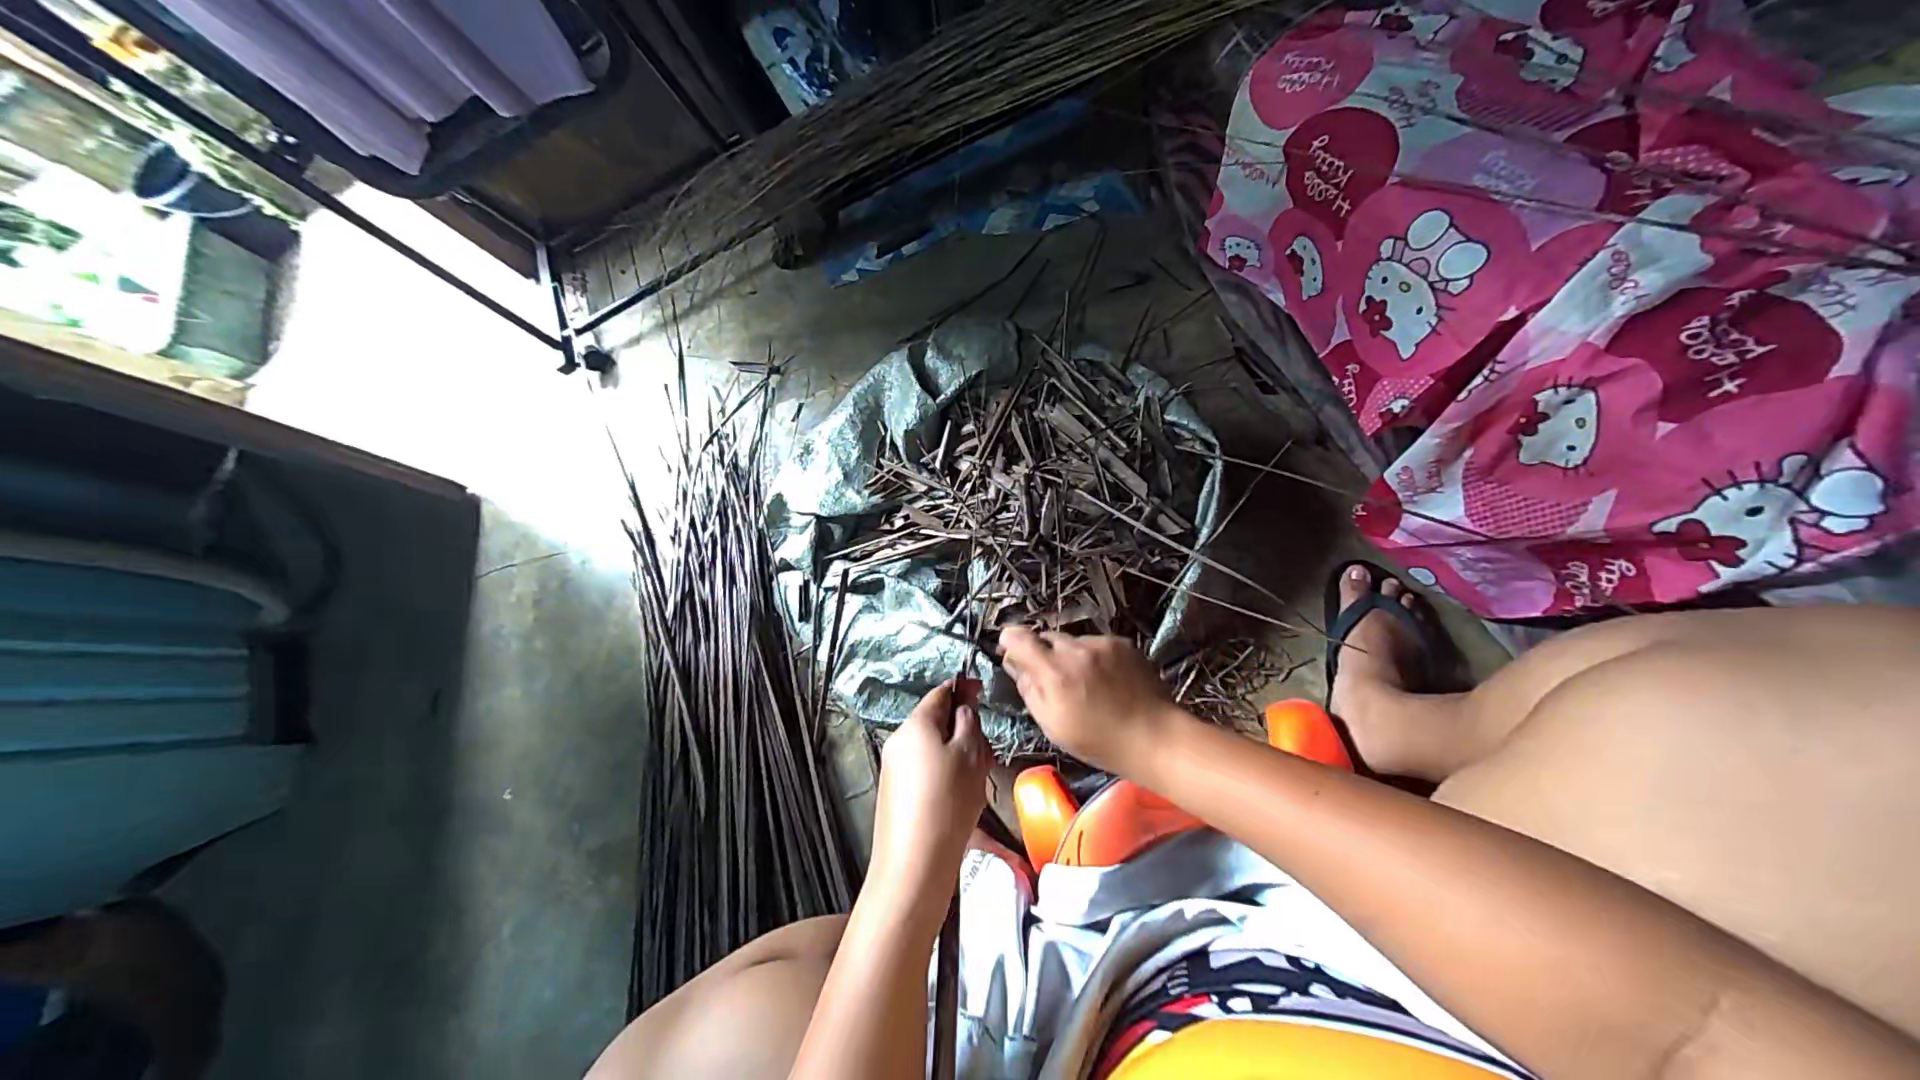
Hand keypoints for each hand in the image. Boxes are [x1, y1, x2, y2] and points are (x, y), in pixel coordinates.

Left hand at [868, 679, 989, 915]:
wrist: (914, 862)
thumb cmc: (948, 800)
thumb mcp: (971, 753)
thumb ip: (969, 721)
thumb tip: (962, 708)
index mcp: (915, 724)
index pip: (940, 692)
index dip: (962, 688)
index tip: (981, 690)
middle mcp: (898, 741)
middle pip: (936, 722)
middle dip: (963, 730)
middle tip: (984, 754)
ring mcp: (894, 768)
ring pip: (933, 748)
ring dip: (957, 755)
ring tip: (974, 783)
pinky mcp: (895, 794)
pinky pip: (925, 771)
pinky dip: (944, 776)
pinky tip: (958, 801)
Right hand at [999, 627, 1182, 773]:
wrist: (1155, 737)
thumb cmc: (1099, 741)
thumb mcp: (1052, 725)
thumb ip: (1029, 690)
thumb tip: (1014, 664)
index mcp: (1054, 673)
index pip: (1019, 638)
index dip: (1010, 640)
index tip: (1010, 648)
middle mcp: (1075, 650)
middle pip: (1046, 638)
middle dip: (1044, 654)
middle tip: (1053, 679)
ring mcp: (1102, 644)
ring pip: (1072, 642)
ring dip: (1070, 656)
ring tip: (1085, 684)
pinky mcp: (1122, 643)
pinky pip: (1096, 644)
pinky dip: (1093, 657)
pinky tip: (1105, 680)